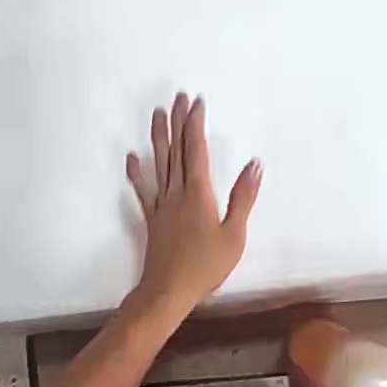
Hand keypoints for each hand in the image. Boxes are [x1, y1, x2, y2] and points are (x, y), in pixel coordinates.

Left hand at [125, 92, 261, 310]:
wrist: (169, 289)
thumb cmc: (206, 266)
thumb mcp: (234, 235)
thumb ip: (243, 198)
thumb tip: (254, 164)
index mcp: (199, 194)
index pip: (196, 150)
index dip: (196, 124)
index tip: (197, 102)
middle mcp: (177, 192)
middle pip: (177, 150)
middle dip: (178, 122)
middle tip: (178, 96)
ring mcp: (161, 204)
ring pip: (159, 163)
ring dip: (158, 137)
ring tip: (157, 113)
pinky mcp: (152, 218)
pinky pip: (143, 190)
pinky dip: (137, 172)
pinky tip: (133, 157)